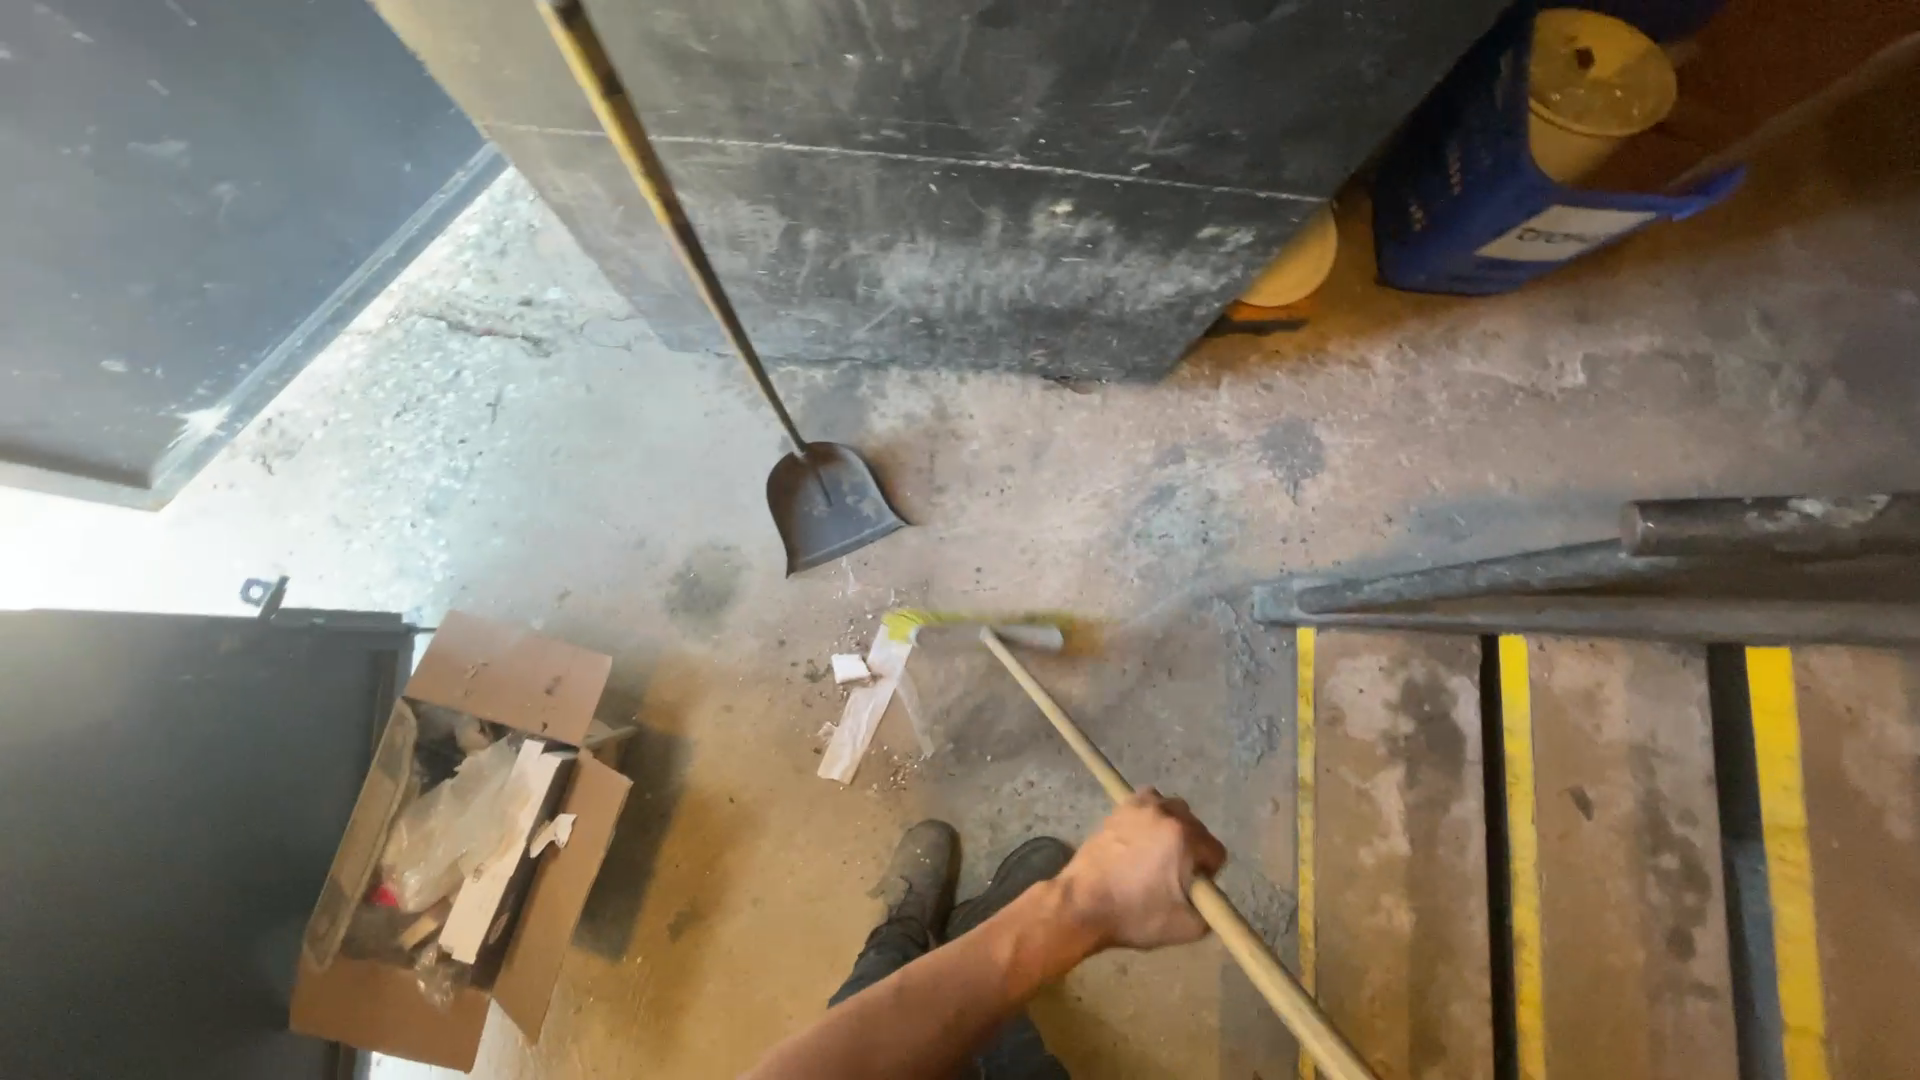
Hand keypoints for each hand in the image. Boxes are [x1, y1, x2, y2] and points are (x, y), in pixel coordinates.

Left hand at [1054, 788, 1227, 950]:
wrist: (1084, 902)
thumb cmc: (1136, 914)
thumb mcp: (1187, 927)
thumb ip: (1211, 910)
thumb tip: (1209, 896)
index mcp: (1184, 838)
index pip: (1216, 851)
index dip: (1208, 873)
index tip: (1192, 888)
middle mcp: (1165, 813)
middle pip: (1196, 827)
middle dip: (1192, 850)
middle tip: (1175, 874)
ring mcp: (1140, 806)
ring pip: (1172, 809)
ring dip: (1173, 828)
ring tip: (1158, 854)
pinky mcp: (1119, 808)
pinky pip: (1148, 801)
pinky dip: (1151, 814)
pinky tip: (1142, 836)